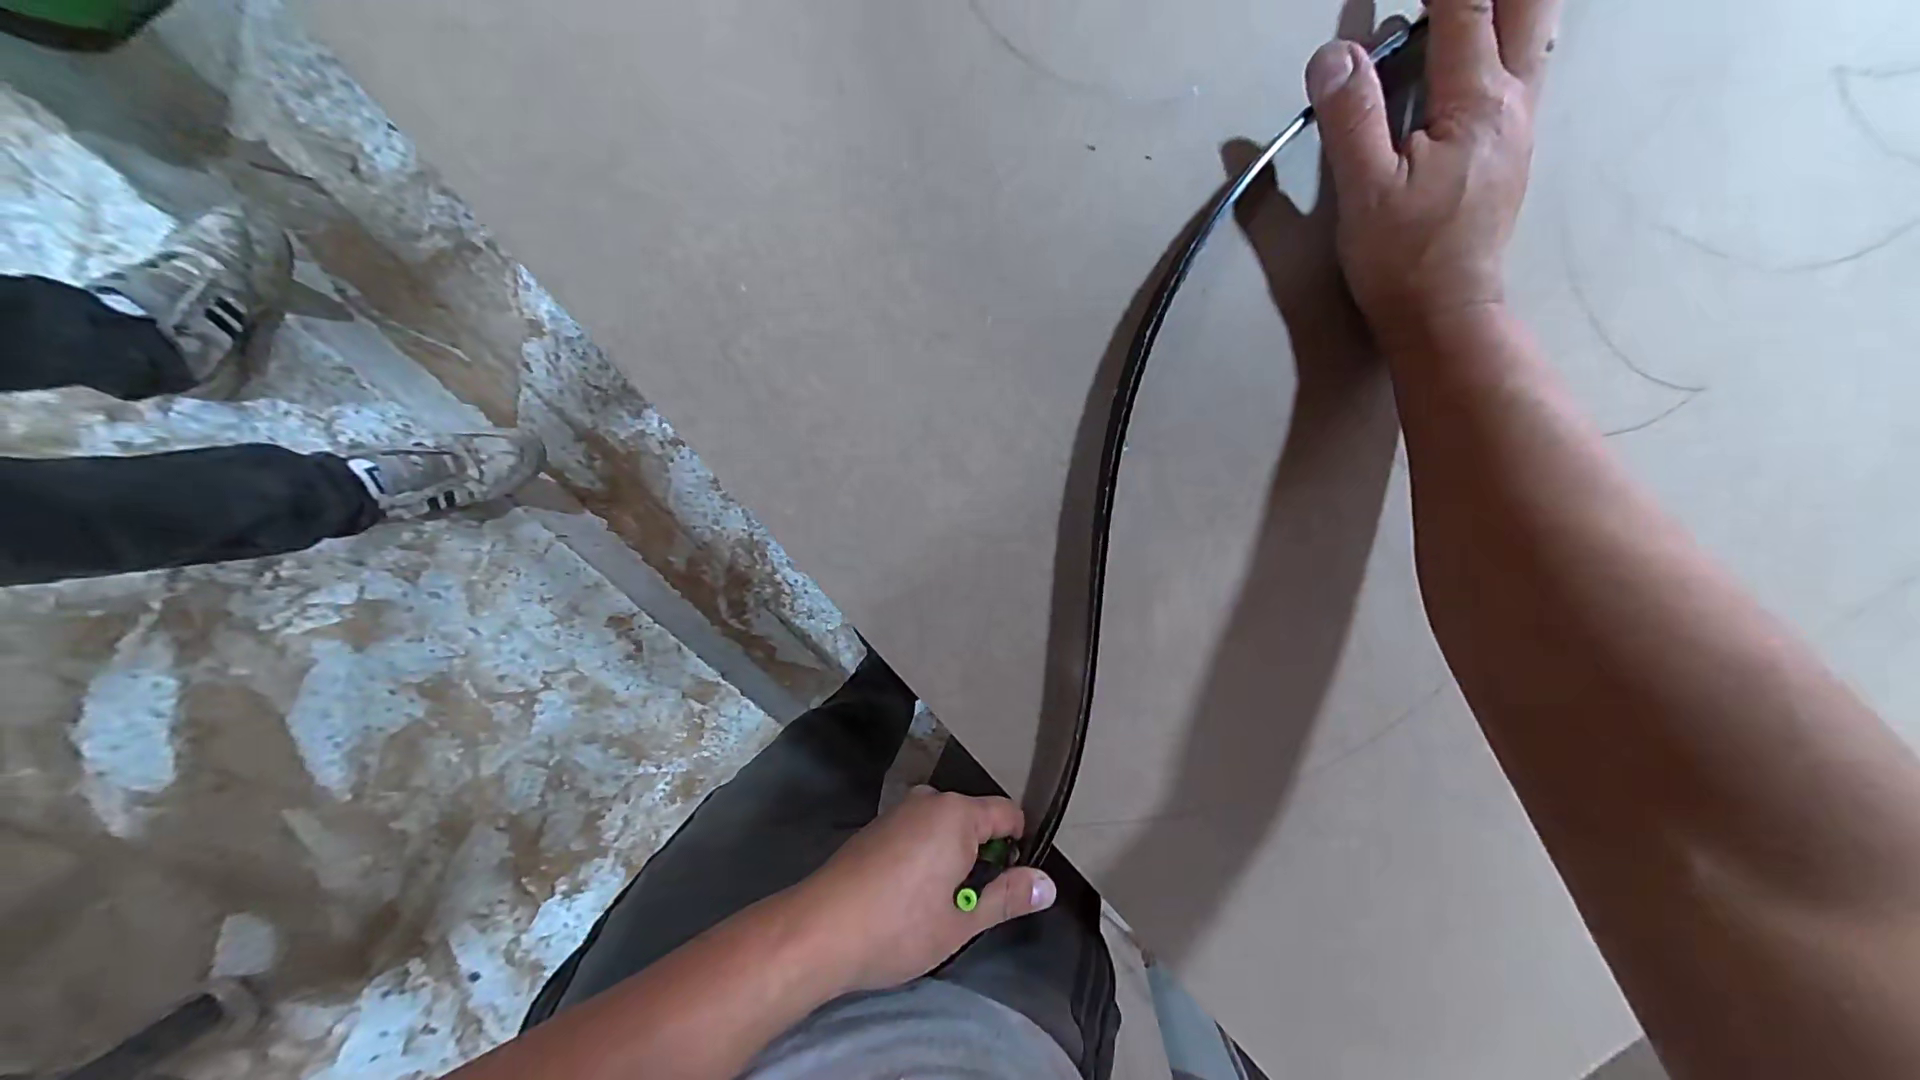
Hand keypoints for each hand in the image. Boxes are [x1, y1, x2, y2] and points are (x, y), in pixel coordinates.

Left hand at [786, 786, 1056, 993]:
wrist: (818, 930)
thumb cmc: (897, 928)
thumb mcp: (960, 921)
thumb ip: (1007, 897)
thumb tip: (1048, 883)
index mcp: (956, 814)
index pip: (1008, 813)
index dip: (1019, 846)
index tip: (1010, 884)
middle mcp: (929, 800)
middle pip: (975, 818)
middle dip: (982, 855)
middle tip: (969, 903)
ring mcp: (899, 809)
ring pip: (946, 825)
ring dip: (953, 856)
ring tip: (939, 903)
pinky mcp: (878, 824)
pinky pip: (919, 829)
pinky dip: (927, 853)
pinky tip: (909, 894)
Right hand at [1306, 0, 1561, 336]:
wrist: (1444, 311)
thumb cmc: (1402, 257)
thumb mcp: (1364, 193)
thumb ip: (1352, 120)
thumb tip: (1333, 55)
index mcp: (1476, 105)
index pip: (1464, 11)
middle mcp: (1514, 100)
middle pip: (1526, 5)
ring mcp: (1521, 124)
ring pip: (1538, 31)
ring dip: (1511, 6)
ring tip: (1472, 8)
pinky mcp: (1513, 148)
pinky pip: (1528, 65)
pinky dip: (1512, 35)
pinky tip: (1487, 46)